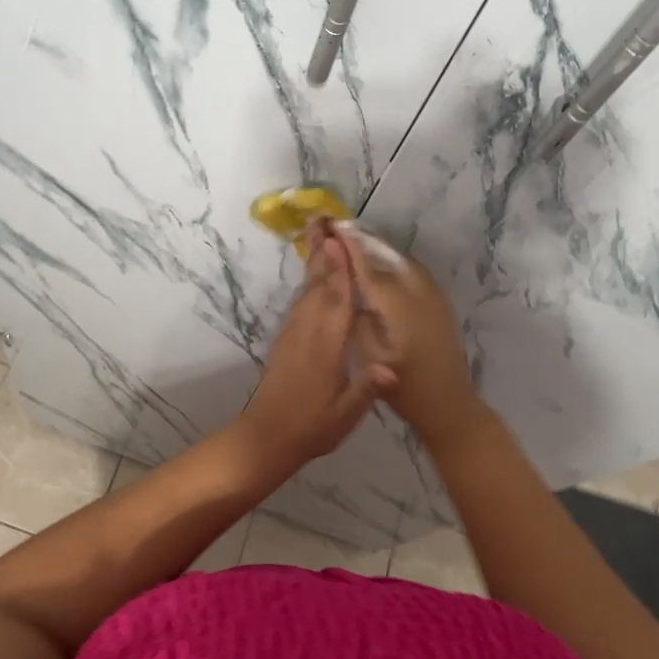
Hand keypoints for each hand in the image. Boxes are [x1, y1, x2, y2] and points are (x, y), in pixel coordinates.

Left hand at [240, 222, 395, 460]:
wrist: (266, 438)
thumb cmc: (311, 427)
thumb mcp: (345, 415)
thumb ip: (367, 389)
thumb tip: (392, 367)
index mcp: (325, 347)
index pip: (336, 301)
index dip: (340, 269)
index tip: (340, 239)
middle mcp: (307, 332)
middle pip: (318, 285)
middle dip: (322, 252)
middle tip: (324, 219)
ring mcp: (293, 334)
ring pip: (307, 291)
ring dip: (314, 263)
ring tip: (321, 236)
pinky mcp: (286, 339)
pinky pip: (301, 302)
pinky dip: (310, 283)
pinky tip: (316, 277)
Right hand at [332, 223, 483, 444]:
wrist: (448, 403)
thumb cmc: (403, 386)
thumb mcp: (370, 355)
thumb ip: (357, 316)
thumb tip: (345, 286)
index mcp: (399, 307)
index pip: (369, 267)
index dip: (349, 246)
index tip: (331, 227)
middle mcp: (419, 292)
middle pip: (387, 256)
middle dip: (363, 239)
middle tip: (338, 226)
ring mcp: (433, 295)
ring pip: (401, 259)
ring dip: (377, 246)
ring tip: (353, 238)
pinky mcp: (438, 300)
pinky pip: (411, 269)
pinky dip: (391, 259)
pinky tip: (378, 261)